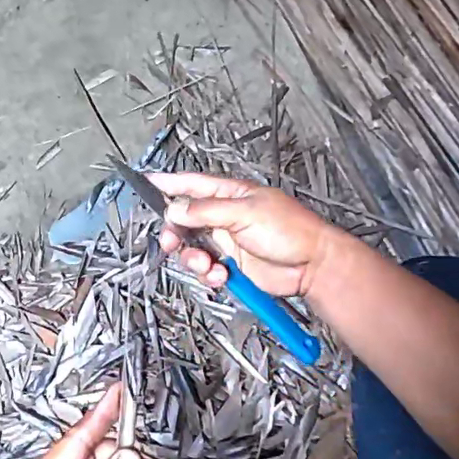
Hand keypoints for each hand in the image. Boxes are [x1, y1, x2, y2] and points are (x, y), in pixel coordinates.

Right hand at [149, 173, 343, 297]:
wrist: (312, 266)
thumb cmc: (292, 230)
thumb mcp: (245, 213)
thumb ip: (206, 210)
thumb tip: (176, 208)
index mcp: (229, 194)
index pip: (191, 184)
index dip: (168, 184)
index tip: (146, 183)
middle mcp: (225, 216)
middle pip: (184, 220)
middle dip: (174, 232)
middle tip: (171, 241)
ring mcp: (227, 241)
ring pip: (192, 248)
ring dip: (193, 258)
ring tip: (206, 264)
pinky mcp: (230, 264)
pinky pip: (205, 269)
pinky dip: (208, 275)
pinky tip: (221, 275)